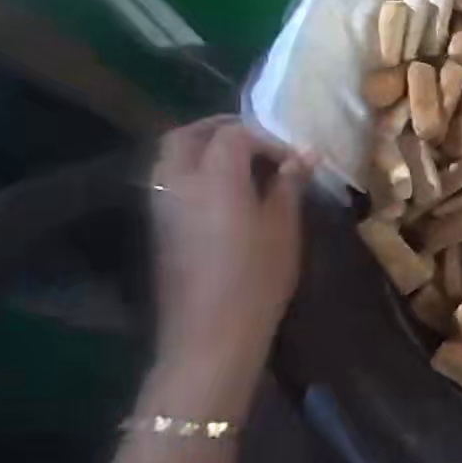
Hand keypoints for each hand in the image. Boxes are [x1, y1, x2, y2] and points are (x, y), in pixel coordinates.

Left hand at [148, 117, 307, 373]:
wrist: (210, 333)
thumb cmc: (258, 276)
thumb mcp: (284, 226)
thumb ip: (289, 184)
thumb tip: (304, 155)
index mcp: (215, 178)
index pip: (235, 135)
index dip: (267, 139)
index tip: (294, 160)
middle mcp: (178, 182)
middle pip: (187, 135)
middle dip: (221, 128)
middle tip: (256, 140)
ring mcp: (161, 205)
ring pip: (170, 156)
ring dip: (202, 147)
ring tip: (241, 163)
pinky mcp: (157, 227)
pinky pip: (168, 180)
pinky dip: (192, 170)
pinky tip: (223, 191)